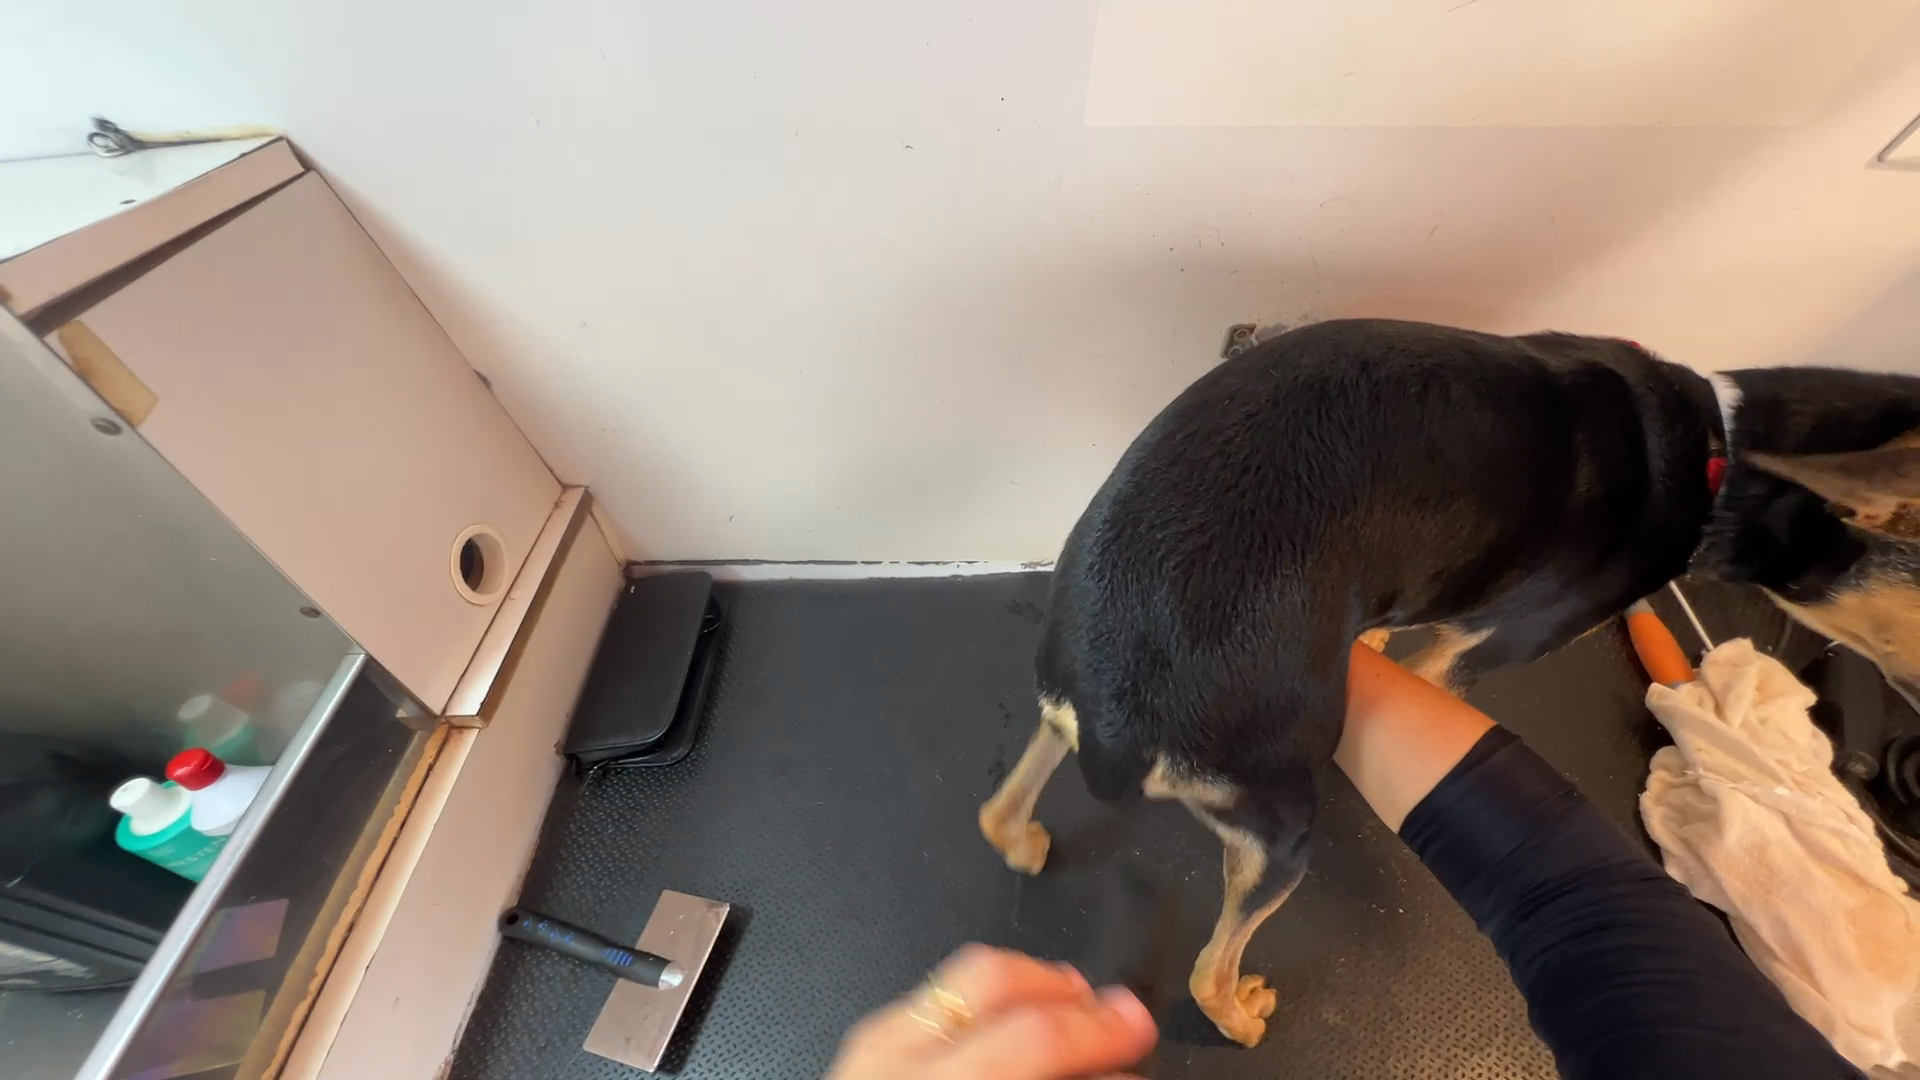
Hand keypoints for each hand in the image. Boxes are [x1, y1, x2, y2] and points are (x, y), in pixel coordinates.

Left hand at [825, 944, 1157, 1079]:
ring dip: (1029, 981)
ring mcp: (874, 1044)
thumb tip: (1109, 1071)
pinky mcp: (866, 1039)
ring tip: (1072, 1002)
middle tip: (1112, 1008)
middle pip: (992, 983)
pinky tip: (1013, 1014)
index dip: (1096, 1031)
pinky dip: (988, 995)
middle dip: (1064, 989)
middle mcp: (900, 1062)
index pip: (1029, 1042)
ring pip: (964, 972)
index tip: (1140, 1026)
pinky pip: (939, 990)